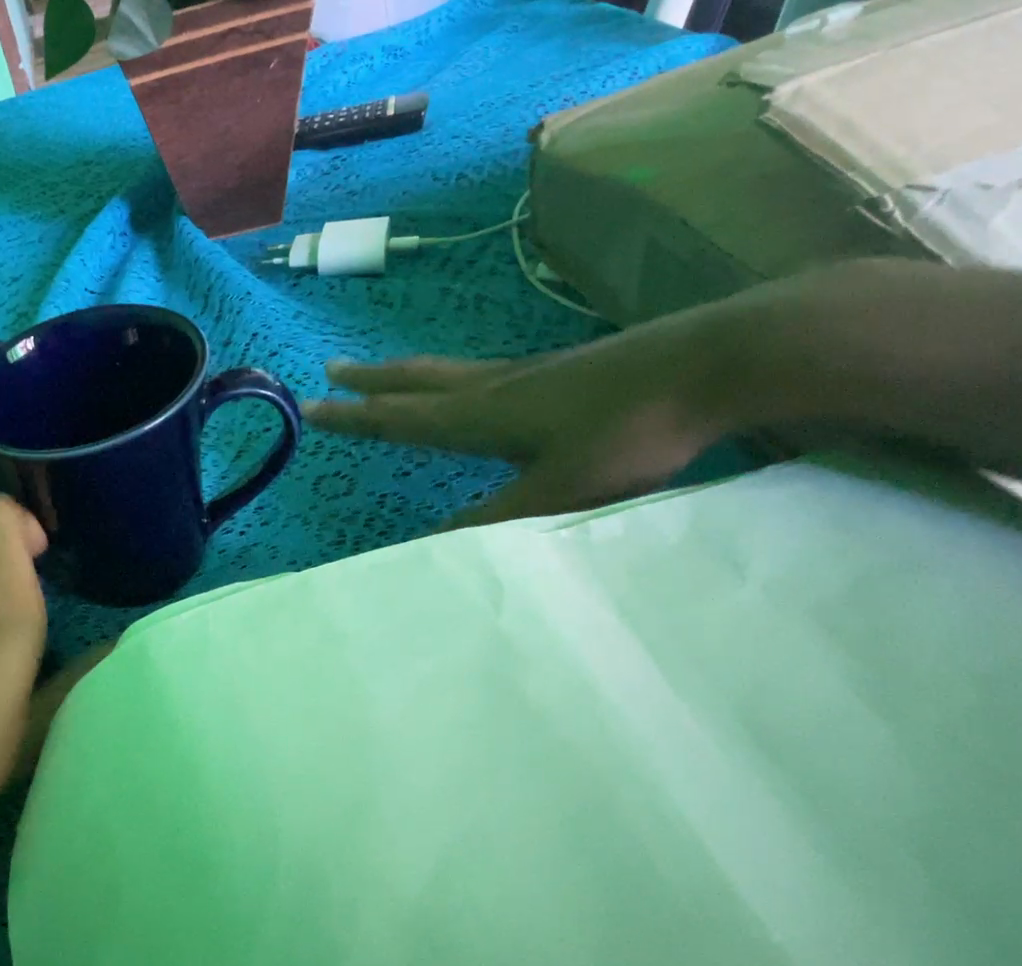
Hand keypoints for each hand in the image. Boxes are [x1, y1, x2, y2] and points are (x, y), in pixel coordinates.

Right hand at [304, 304, 743, 525]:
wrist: (712, 364)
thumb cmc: (626, 433)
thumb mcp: (556, 492)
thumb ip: (493, 520)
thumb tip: (430, 546)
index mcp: (480, 416)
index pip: (400, 417)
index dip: (354, 417)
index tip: (310, 407)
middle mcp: (494, 387)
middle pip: (417, 381)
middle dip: (372, 380)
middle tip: (333, 368)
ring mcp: (529, 372)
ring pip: (450, 372)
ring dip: (407, 374)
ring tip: (384, 373)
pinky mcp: (562, 369)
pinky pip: (484, 372)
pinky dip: (453, 377)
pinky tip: (474, 385)